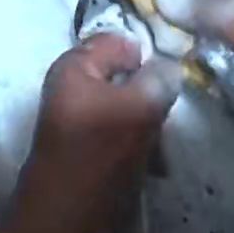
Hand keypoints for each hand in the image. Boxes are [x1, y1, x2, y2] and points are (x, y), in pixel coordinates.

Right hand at [0, 35, 178, 232]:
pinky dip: (119, 126)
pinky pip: (134, 137)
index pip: (167, 68)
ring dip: (126, 104)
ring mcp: (151, 153)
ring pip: (145, 117)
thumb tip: (129, 42)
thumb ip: (102, 50)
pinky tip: (96, 126)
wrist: (66, 190)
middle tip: (104, 70)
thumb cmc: (69, 122)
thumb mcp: (73, 70)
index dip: (149, 54)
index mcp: (152, 99)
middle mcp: (161, 126)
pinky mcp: (136, 171)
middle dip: (135, 80)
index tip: (125, 49)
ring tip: (96, 96)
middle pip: (155, 93)